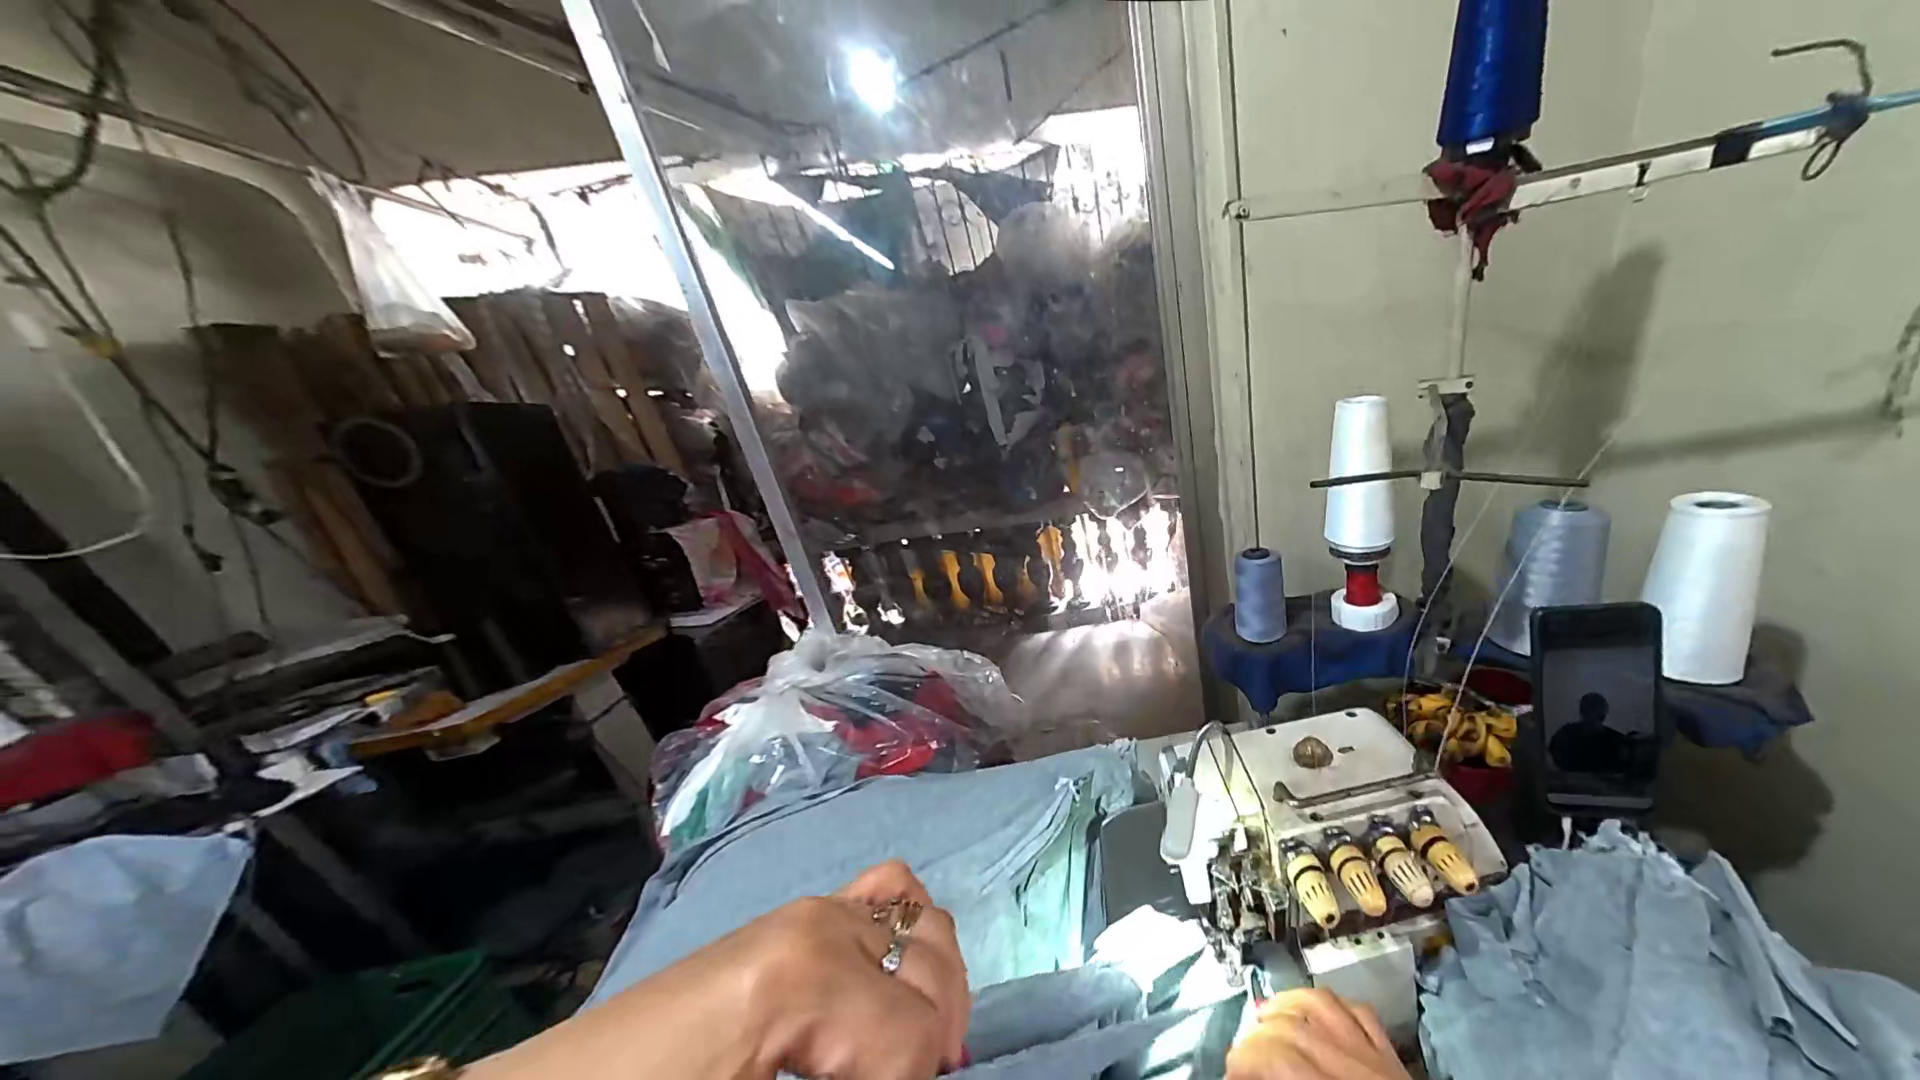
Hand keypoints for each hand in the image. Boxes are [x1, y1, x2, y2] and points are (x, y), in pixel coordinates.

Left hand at [464, 860, 968, 1079]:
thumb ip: (857, 1069)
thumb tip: (916, 1059)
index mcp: (803, 982)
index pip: (914, 1030)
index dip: (913, 1074)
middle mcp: (817, 924)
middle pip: (927, 969)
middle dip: (932, 1036)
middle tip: (907, 1072)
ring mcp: (808, 909)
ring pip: (919, 921)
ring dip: (930, 987)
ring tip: (909, 1046)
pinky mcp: (799, 915)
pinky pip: (882, 891)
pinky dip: (910, 931)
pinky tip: (896, 981)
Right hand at [1226, 989, 1410, 1079]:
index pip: (1278, 1058)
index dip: (1244, 1061)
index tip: (1230, 1076)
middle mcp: (1358, 1072)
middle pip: (1293, 1027)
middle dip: (1257, 1038)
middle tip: (1241, 1061)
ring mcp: (1381, 1062)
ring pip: (1322, 1004)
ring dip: (1285, 1005)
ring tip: (1264, 1019)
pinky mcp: (1396, 1061)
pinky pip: (1359, 1013)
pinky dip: (1329, 1005)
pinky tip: (1312, 1014)